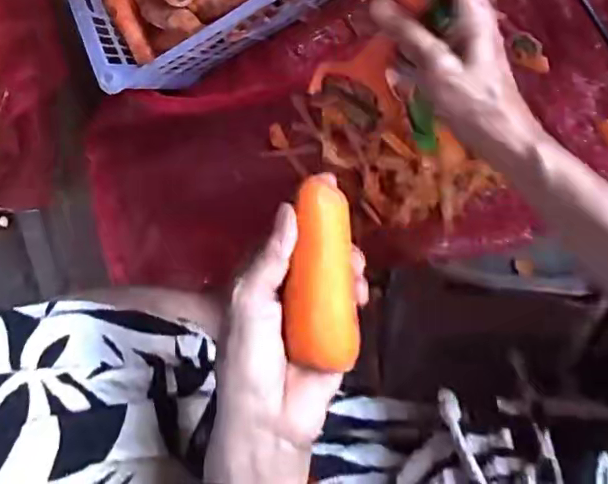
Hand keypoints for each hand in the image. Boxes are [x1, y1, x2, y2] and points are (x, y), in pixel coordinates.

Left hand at [205, 199, 368, 482]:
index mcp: (262, 275)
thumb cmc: (248, 353)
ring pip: (335, 274)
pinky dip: (357, 292)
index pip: (285, 235)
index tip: (325, 188)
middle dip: (333, 238)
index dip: (303, 212)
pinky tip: (360, 289)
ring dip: (347, 263)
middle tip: (347, 229)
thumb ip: (271, 257)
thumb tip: (288, 209)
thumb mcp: (251, 298)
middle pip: (315, 251)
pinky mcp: (335, 333)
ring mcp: (313, 310)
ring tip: (355, 265)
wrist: (271, 419)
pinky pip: (349, 304)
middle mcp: (288, 288)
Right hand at [369, 0, 551, 169]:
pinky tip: (395, 54)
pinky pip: (433, 38)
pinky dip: (414, 38)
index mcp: (473, 14)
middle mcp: (472, 20)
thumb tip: (376, 2)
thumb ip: (407, 33)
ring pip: (435, 14)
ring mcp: (467, 41)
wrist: (506, 143)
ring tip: (379, 19)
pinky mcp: (460, 60)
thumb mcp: (436, 66)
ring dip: (410, 14)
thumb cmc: (475, 102)